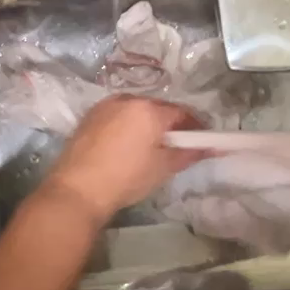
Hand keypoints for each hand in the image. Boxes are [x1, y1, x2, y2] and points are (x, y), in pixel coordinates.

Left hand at [40, 97, 205, 224]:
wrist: (77, 189)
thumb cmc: (126, 177)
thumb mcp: (163, 167)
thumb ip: (189, 153)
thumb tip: (211, 147)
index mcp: (149, 109)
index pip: (182, 113)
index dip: (195, 126)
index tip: (202, 140)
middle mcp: (127, 100)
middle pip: (157, 108)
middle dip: (169, 124)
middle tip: (176, 146)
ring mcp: (105, 106)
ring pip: (135, 111)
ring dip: (146, 124)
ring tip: (149, 147)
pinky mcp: (89, 117)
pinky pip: (116, 116)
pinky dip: (126, 126)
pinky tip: (125, 146)